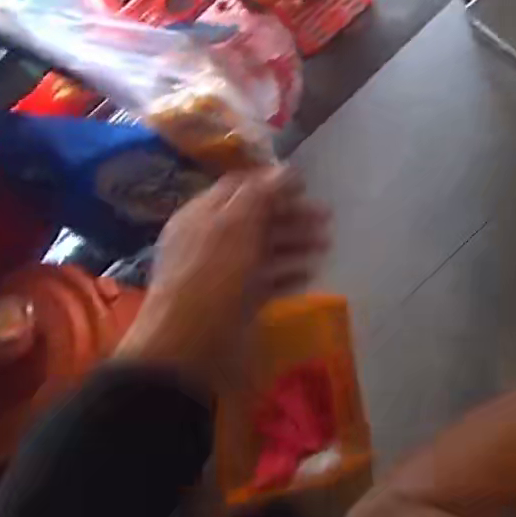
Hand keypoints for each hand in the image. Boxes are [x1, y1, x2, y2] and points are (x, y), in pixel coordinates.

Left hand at [114, 166, 329, 399]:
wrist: (188, 347)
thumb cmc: (211, 278)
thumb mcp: (234, 227)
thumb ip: (259, 196)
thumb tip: (284, 170)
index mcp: (202, 216)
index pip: (239, 188)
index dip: (272, 183)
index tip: (306, 185)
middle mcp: (212, 240)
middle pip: (256, 217)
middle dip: (292, 214)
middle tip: (327, 216)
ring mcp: (225, 272)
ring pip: (264, 248)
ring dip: (296, 242)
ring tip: (326, 245)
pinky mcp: (238, 300)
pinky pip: (267, 279)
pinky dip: (288, 273)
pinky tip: (310, 273)